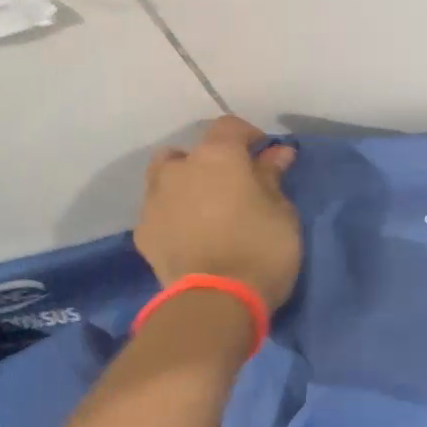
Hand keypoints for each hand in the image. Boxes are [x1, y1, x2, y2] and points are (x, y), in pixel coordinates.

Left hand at [135, 116, 302, 310]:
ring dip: (187, 185)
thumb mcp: (283, 212)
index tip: (267, 155)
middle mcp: (179, 169)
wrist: (217, 299)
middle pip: (192, 152)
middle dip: (214, 163)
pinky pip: (161, 211)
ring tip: (209, 209)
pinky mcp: (144, 231)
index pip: (230, 127)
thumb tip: (276, 153)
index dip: (250, 136)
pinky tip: (195, 236)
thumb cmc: (262, 248)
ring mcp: (154, 200)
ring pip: (168, 178)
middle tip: (237, 187)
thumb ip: (273, 177)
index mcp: (217, 158)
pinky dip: (177, 215)